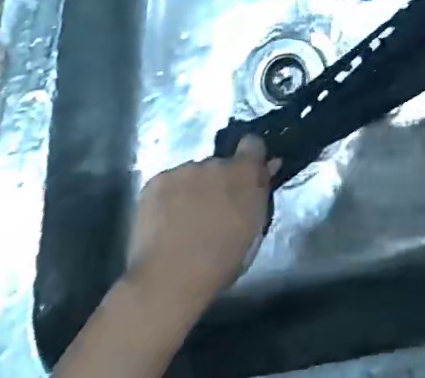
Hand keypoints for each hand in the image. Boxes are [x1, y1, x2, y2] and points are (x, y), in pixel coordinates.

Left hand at [124, 137, 278, 304]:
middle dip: (218, 182)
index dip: (250, 157)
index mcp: (244, 172)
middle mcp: (216, 163)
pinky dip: (169, 198)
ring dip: (193, 189)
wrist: (169, 279)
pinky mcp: (156, 182)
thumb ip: (260, 192)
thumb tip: (268, 167)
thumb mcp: (254, 227)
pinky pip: (168, 183)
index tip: (247, 174)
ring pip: (192, 175)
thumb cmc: (222, 260)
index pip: (252, 144)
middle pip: (220, 164)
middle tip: (211, 211)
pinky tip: (164, 222)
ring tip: (183, 221)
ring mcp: (184, 170)